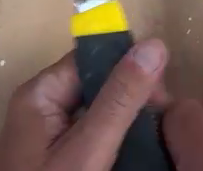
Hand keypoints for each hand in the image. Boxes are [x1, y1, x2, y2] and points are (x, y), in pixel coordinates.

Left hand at [0, 40, 168, 170]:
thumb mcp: (87, 152)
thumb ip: (120, 99)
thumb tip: (155, 44)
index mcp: (41, 94)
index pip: (96, 57)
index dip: (131, 68)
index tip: (161, 96)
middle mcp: (43, 108)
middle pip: (101, 84)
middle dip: (134, 101)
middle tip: (161, 128)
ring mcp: (48, 139)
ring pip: (102, 113)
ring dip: (129, 126)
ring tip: (154, 144)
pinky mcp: (57, 163)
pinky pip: (94, 139)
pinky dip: (117, 146)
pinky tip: (135, 159)